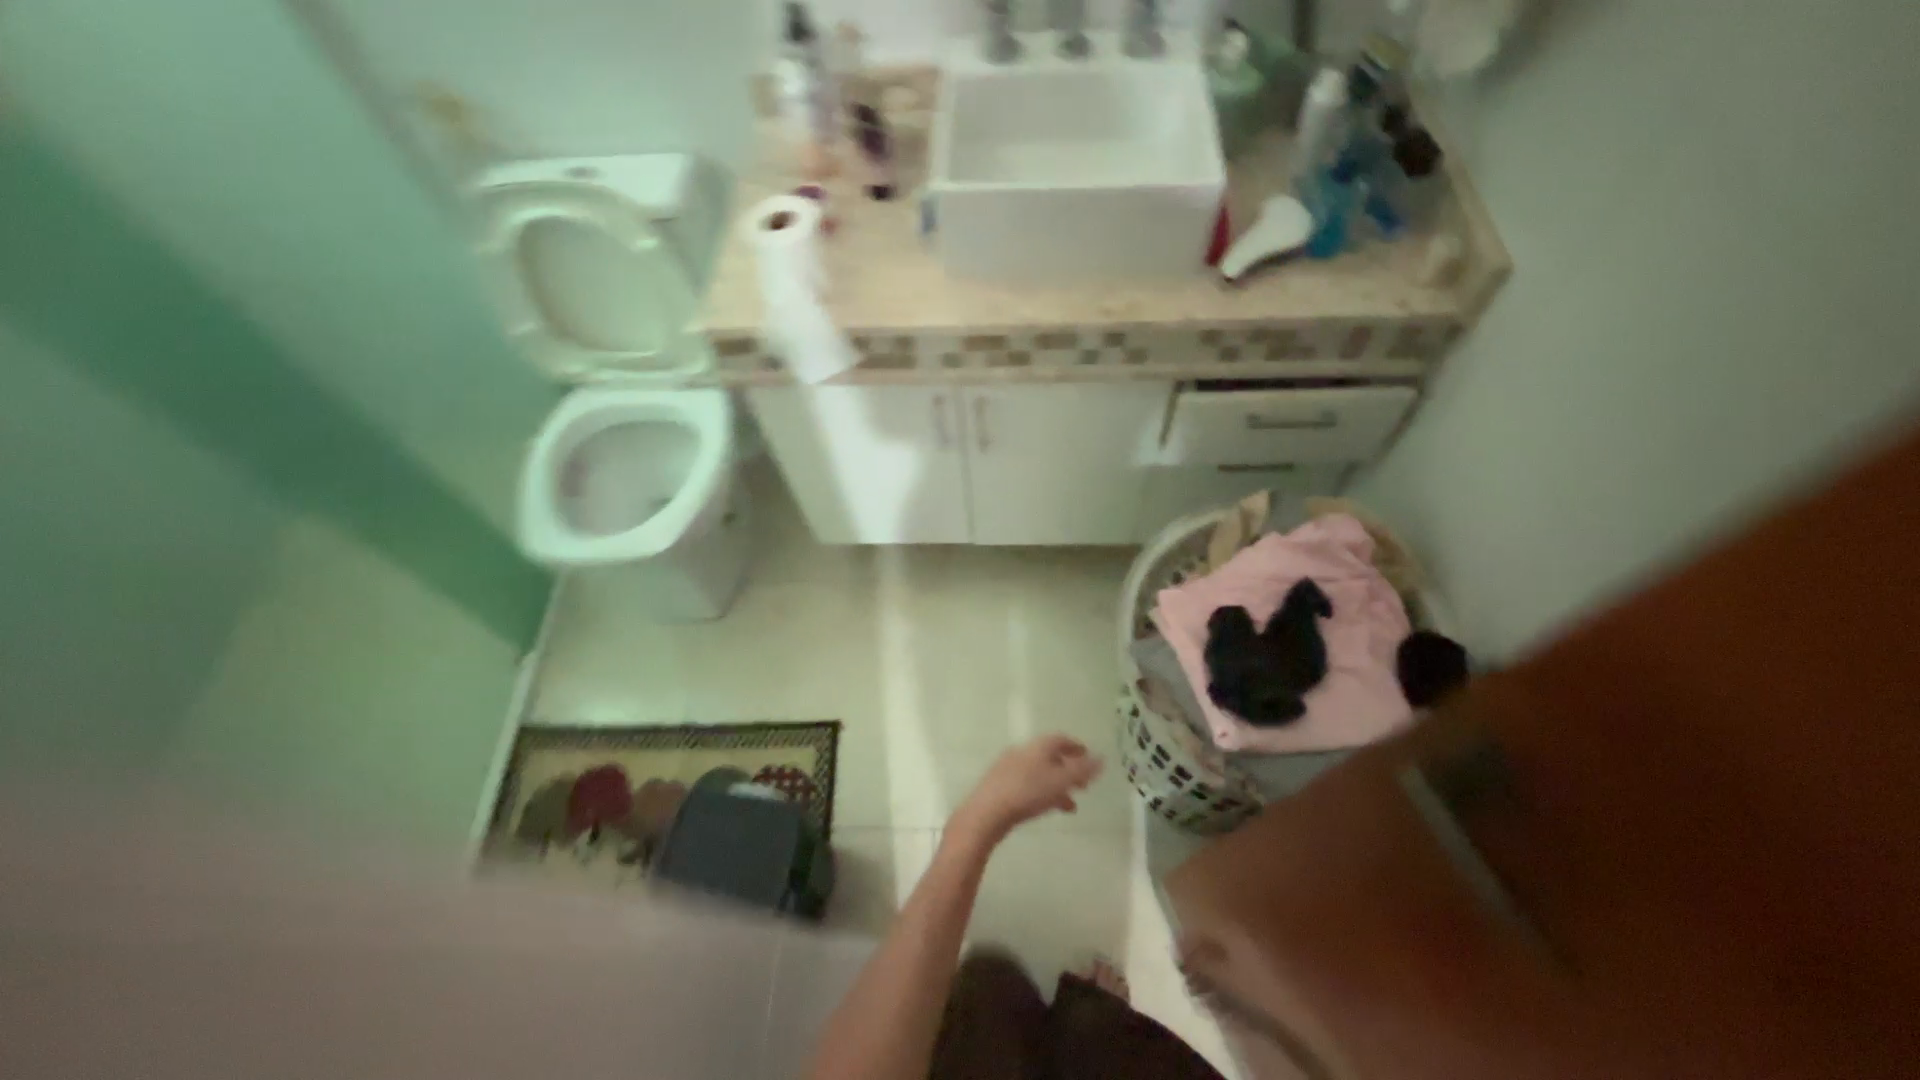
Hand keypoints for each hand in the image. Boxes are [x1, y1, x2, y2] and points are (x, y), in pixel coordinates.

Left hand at [950, 735, 1103, 847]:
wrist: (986, 813)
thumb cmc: (1027, 793)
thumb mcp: (1060, 782)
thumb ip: (1082, 771)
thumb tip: (1103, 758)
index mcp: (1037, 746)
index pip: (1060, 739)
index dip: (1076, 747)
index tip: (1088, 756)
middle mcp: (1022, 752)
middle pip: (1049, 757)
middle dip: (1068, 770)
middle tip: (1083, 785)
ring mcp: (1008, 768)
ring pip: (1039, 773)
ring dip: (1057, 786)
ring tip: (1070, 806)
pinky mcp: (999, 786)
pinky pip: (1027, 785)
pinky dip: (1042, 793)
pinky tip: (1046, 810)